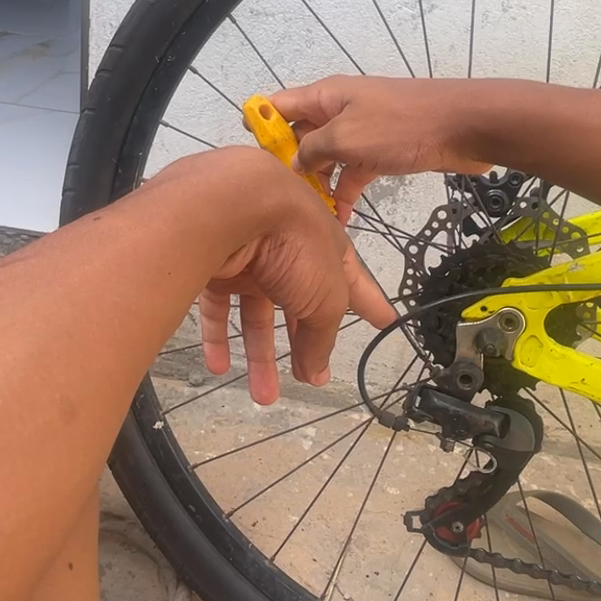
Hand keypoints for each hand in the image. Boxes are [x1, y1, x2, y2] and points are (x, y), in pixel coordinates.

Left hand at [173, 149, 396, 404]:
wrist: (231, 205)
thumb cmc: (294, 243)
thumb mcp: (324, 297)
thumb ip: (321, 338)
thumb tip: (316, 373)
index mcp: (326, 250)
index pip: (354, 283)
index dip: (370, 304)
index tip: (385, 320)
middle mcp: (290, 253)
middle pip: (300, 306)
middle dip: (305, 345)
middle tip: (311, 379)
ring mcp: (250, 259)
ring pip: (255, 312)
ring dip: (260, 355)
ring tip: (263, 395)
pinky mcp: (216, 265)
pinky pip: (218, 306)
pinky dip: (219, 337)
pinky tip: (220, 366)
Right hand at [268, 76, 492, 219]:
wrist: (464, 126)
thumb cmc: (402, 126)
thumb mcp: (346, 136)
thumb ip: (311, 149)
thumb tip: (293, 164)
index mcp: (325, 97)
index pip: (278, 105)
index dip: (258, 126)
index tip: (247, 159)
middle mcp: (338, 110)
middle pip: (299, 135)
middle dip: (286, 164)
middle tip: (277, 199)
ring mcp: (360, 131)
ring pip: (325, 157)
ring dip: (317, 184)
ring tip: (308, 215)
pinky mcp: (381, 150)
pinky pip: (353, 171)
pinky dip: (345, 191)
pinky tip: (341, 218)